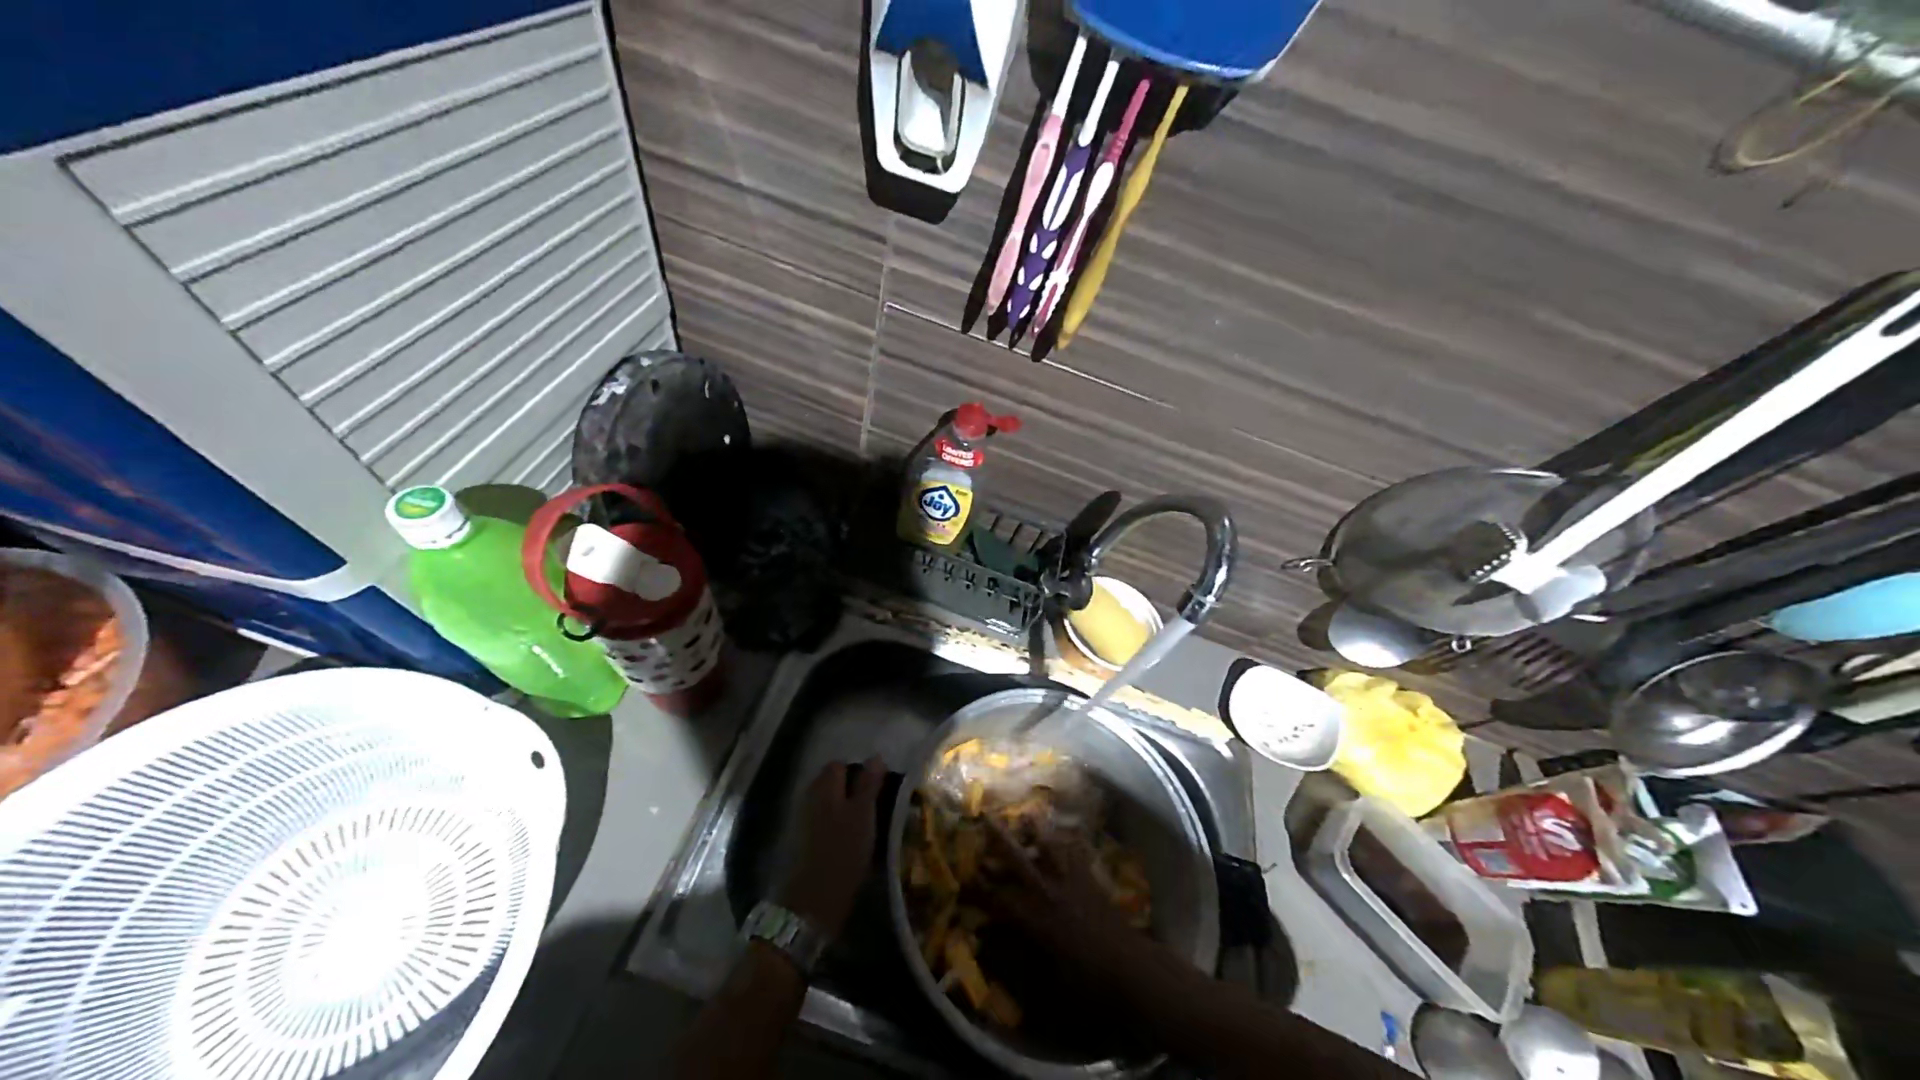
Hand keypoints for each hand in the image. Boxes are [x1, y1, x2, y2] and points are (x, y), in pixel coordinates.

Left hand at [776, 757, 885, 938]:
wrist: (817, 897)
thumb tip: (876, 756)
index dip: (857, 770)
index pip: (838, 766)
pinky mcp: (807, 842)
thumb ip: (869, 784)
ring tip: (868, 820)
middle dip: (851, 787)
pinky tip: (854, 837)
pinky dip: (839, 823)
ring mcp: (807, 821)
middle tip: (875, 801)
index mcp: (825, 788)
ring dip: (846, 806)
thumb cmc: (844, 850)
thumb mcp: (863, 814)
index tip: (877, 783)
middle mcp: (812, 799)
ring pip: (829, 802)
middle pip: (830, 782)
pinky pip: (826, 821)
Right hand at [987, 823, 1150, 977]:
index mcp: (1032, 917)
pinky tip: (1067, 837)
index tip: (963, 875)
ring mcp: (1070, 882)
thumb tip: (986, 940)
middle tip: (985, 816)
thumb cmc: (1084, 980)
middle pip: (1018, 858)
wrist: (1129, 967)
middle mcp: (1047, 892)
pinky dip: (1070, 843)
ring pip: (1050, 847)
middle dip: (999, 838)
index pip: (997, 897)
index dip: (978, 887)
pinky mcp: (1091, 881)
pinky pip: (1078, 854)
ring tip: (1028, 814)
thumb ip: (1012, 958)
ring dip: (1037, 830)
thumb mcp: (1042, 979)